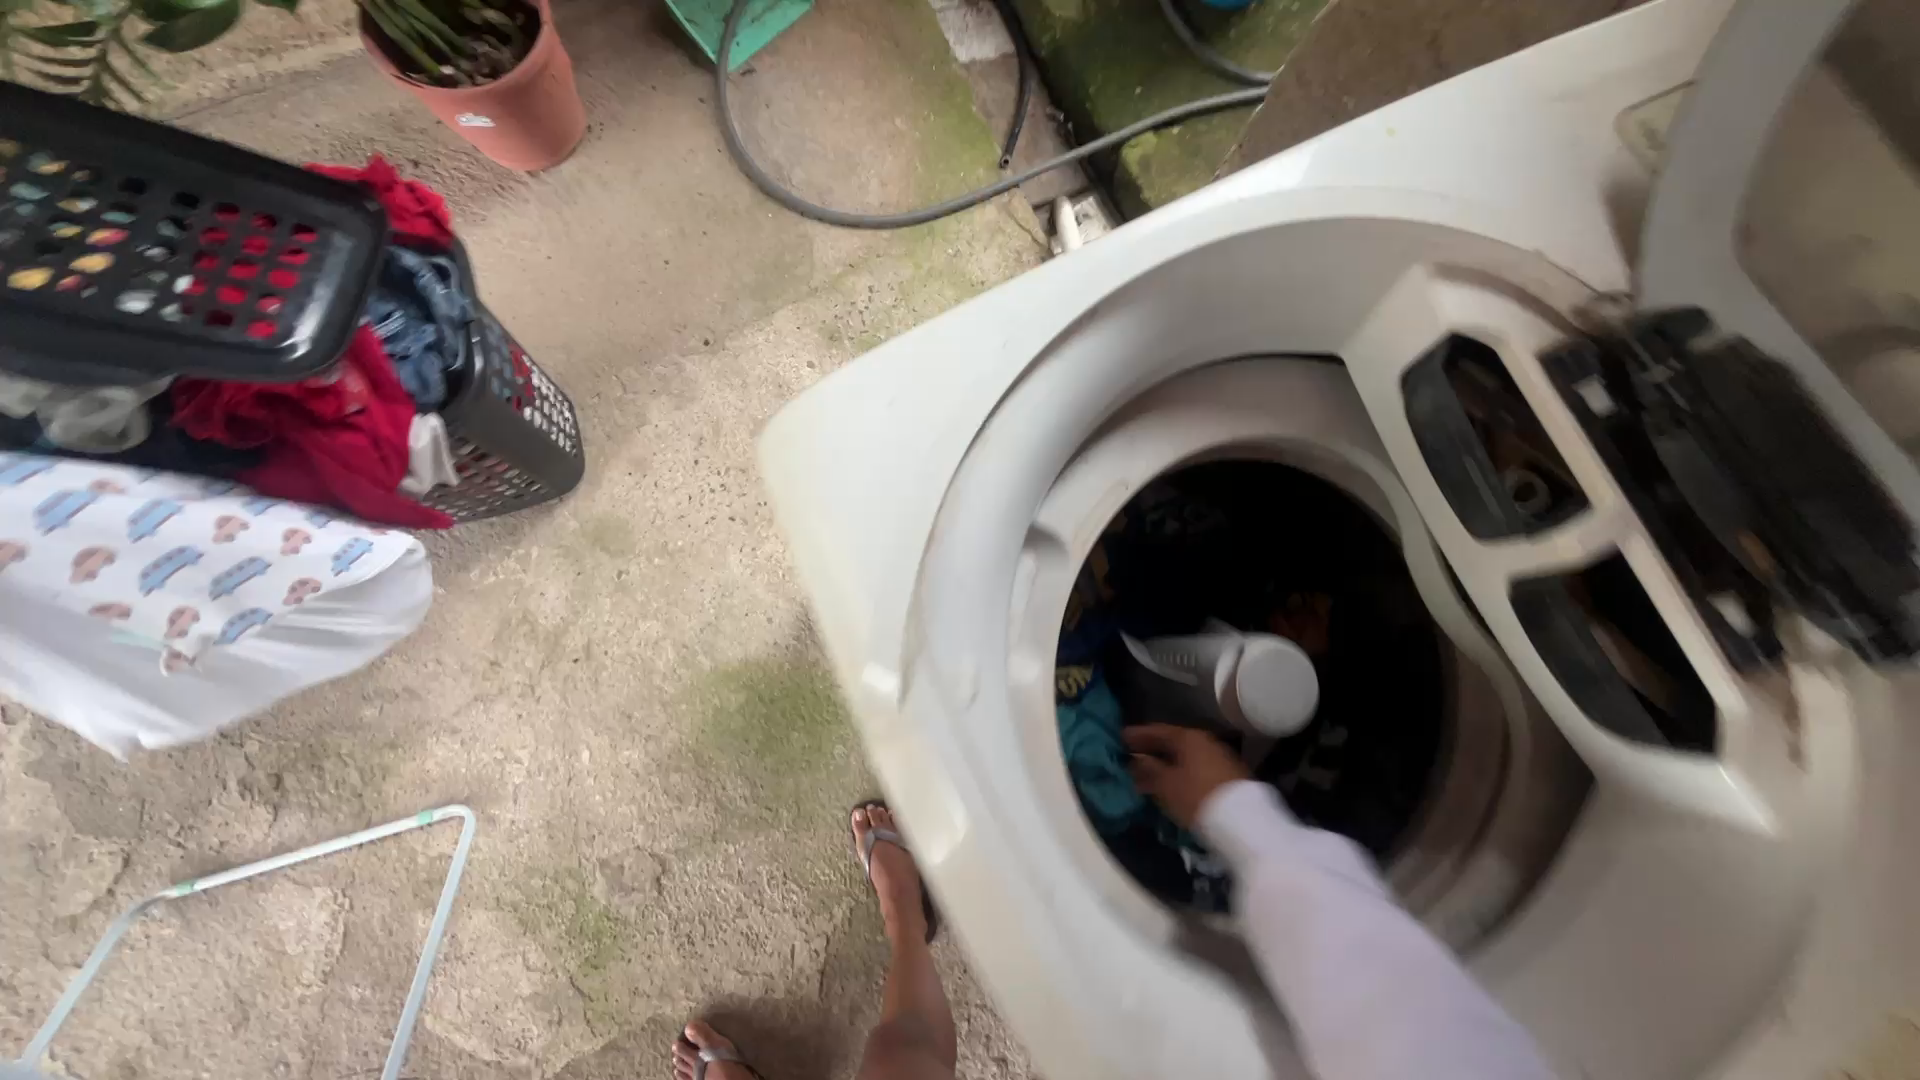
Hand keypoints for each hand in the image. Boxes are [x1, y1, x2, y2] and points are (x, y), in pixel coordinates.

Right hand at [1123, 724, 1250, 828]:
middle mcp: (1205, 741)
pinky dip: (1182, 771)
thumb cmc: (1197, 797)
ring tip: (1151, 773)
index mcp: (1187, 737)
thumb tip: (1134, 760)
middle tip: (1133, 756)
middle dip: (1152, 750)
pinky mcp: (1229, 775)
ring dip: (1168, 762)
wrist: (1244, 822)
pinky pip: (1197, 767)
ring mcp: (1220, 757)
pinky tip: (1174, 783)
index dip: (1137, 736)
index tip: (1120, 739)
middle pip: (1173, 742)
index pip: (1157, 731)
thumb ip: (1147, 770)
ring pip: (1186, 756)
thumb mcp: (1165, 785)